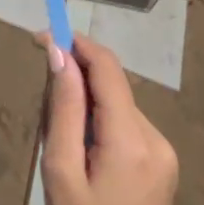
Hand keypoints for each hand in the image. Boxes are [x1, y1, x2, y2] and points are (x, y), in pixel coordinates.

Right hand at [39, 33, 177, 204]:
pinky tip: (82, 150)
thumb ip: (62, 107)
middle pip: (111, 84)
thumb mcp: (61, 167)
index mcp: (132, 139)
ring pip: (116, 103)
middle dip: (74, 78)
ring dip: (85, 102)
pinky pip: (125, 124)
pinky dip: (99, 121)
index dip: (74, 42)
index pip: (106, 68)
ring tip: (61, 139)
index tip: (39, 37)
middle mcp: (156, 139)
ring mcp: (164, 153)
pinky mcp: (163, 164)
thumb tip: (58, 52)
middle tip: (42, 102)